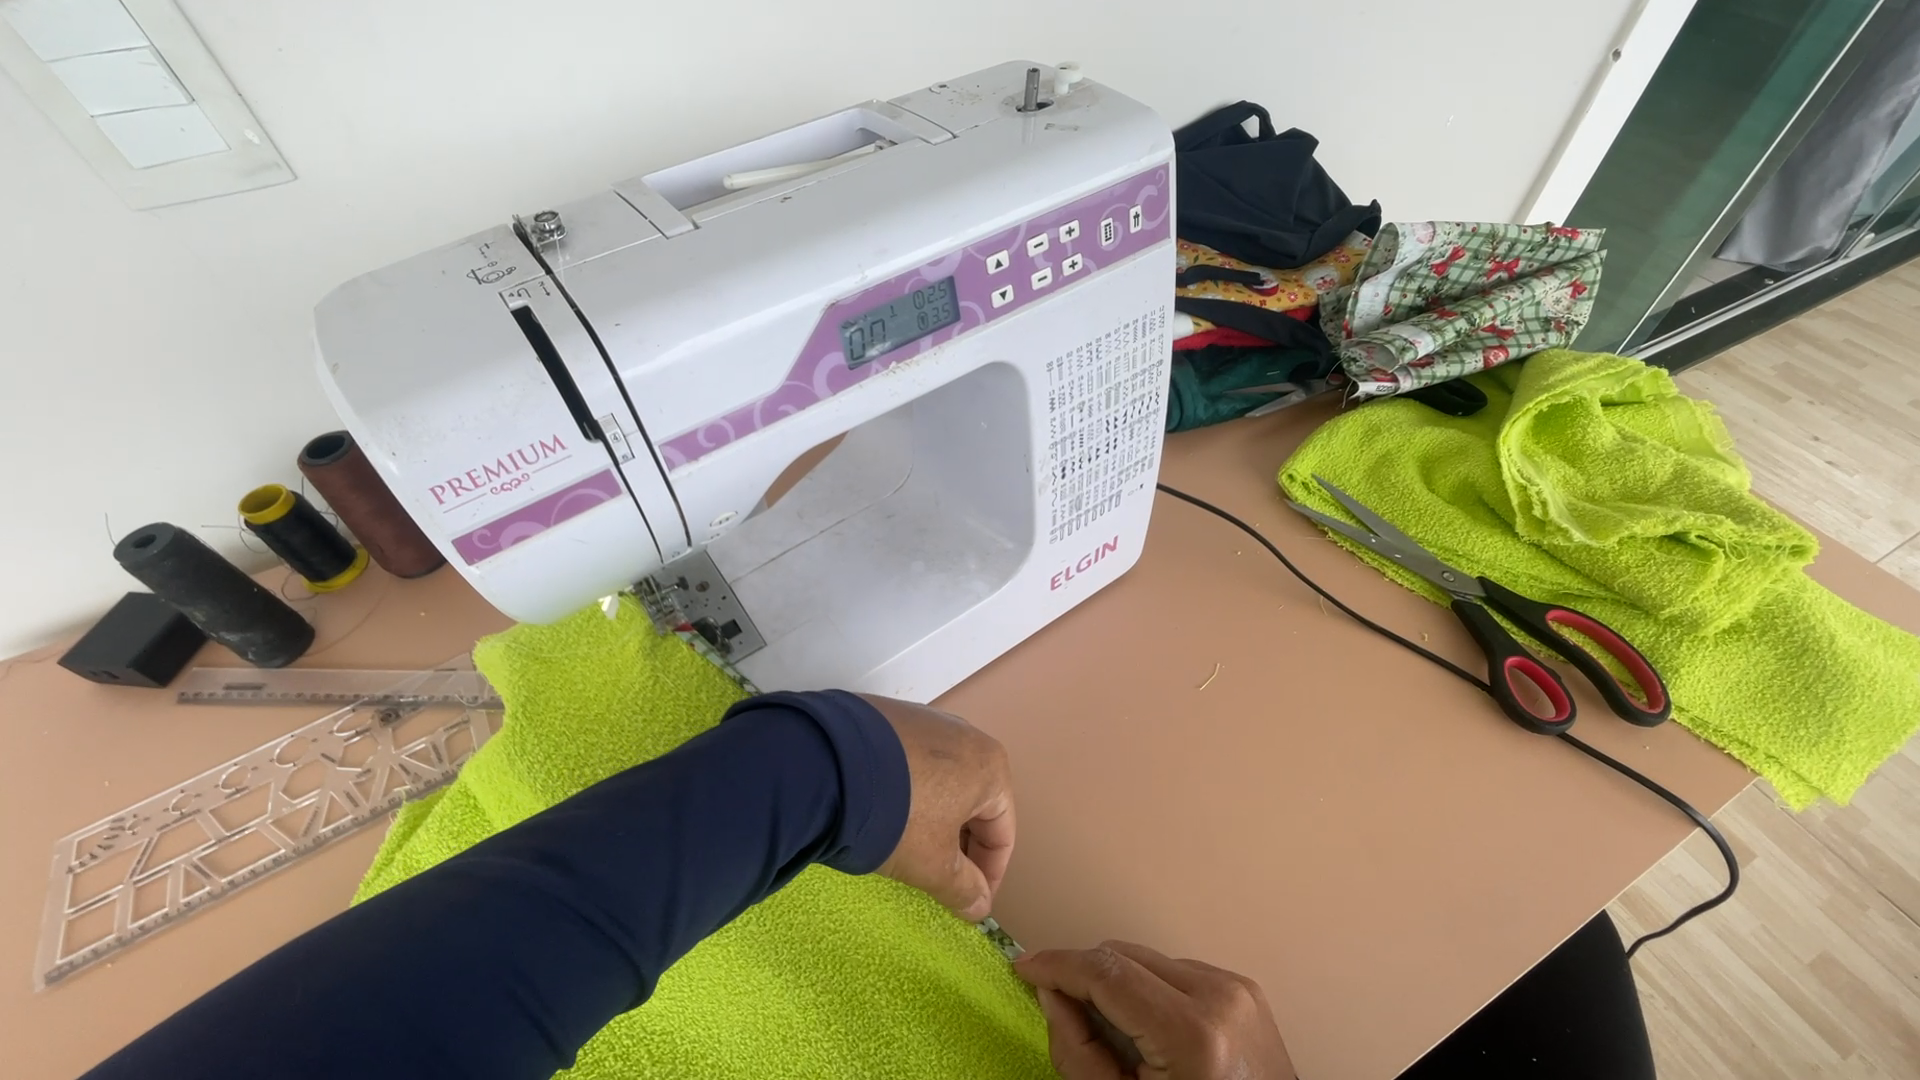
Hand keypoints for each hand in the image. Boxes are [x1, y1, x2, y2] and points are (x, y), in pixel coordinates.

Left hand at [857, 695, 1014, 920]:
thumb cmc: (900, 818)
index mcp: (989, 765)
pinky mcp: (888, 716)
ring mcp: (923, 719)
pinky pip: (910, 761)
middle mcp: (964, 734)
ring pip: (941, 780)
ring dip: (933, 817)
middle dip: (960, 844)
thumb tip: (980, 905)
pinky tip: (883, 810)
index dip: (990, 875)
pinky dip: (906, 790)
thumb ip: (964, 888)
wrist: (828, 767)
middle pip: (973, 802)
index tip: (971, 903)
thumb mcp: (933, 864)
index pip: (1002, 831)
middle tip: (940, 878)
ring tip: (907, 846)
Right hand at [1015, 940, 1293, 1078]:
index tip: (1023, 967)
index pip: (1106, 972)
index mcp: (1192, 1035)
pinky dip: (1152, 991)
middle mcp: (1219, 995)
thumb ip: (1080, 1052)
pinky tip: (1155, 1032)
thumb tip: (1051, 993)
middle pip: (1123, 956)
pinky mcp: (1245, 988)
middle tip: (1066, 1014)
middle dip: (1087, 978)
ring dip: (1120, 984)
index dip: (1057, 965)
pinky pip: (1176, 971)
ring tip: (1121, 1035)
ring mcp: (1237, 988)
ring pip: (1147, 960)